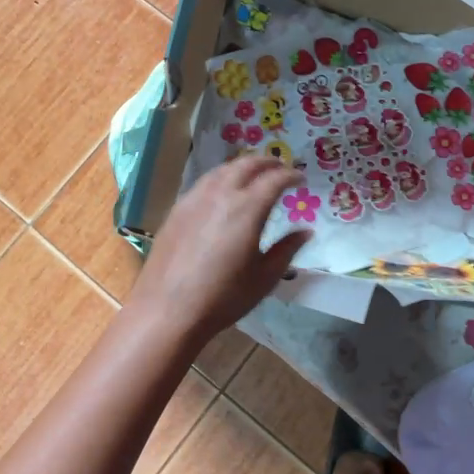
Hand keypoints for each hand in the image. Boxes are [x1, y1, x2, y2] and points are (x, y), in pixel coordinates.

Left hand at [131, 157, 310, 344]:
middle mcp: (221, 194)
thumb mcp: (264, 277)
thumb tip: (305, 231)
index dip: (291, 175)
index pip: (275, 179)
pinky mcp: (177, 210)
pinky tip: (222, 192)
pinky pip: (204, 183)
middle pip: (247, 165)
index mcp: (248, 208)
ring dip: (242, 166)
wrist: (167, 310)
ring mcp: (195, 199)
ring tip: (253, 174)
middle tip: (280, 168)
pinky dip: (221, 178)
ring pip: (222, 170)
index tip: (301, 178)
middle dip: (267, 162)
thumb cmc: (223, 297)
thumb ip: (287, 249)